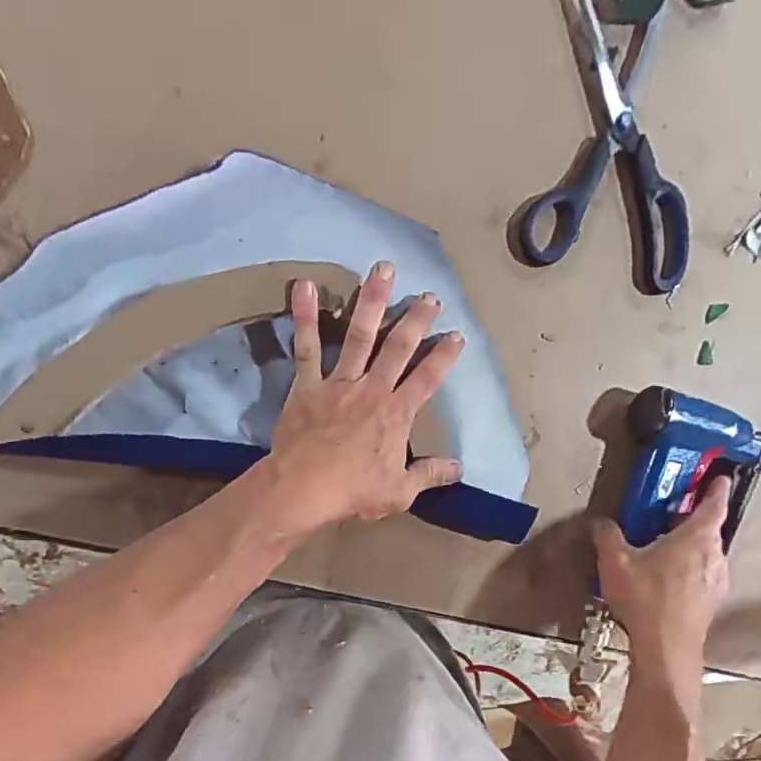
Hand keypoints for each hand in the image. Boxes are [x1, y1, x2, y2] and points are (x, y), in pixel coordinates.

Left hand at [254, 261, 465, 537]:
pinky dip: (305, 316)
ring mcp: (339, 383)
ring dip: (372, 300)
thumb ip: (429, 475)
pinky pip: (307, 347)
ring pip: (360, 335)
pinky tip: (302, 285)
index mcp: (397, 414)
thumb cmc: (353, 492)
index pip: (428, 379)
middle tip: (429, 296)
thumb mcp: (399, 491)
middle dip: (416, 319)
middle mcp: (372, 389)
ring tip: (383, 269)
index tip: (456, 335)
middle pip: (399, 347)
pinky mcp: (308, 385)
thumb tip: (458, 468)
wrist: (303, 489)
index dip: (445, 356)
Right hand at [592, 476, 732, 663]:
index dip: (716, 488)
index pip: (714, 503)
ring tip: (662, 551)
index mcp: (697, 537)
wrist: (666, 648)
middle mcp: (715, 556)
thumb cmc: (646, 600)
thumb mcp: (615, 561)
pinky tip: (663, 582)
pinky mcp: (711, 603)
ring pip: (706, 555)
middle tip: (671, 517)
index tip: (720, 479)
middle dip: (691, 521)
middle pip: (708, 530)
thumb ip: (607, 536)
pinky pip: (702, 577)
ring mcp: (716, 581)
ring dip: (689, 549)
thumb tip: (601, 524)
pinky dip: (687, 572)